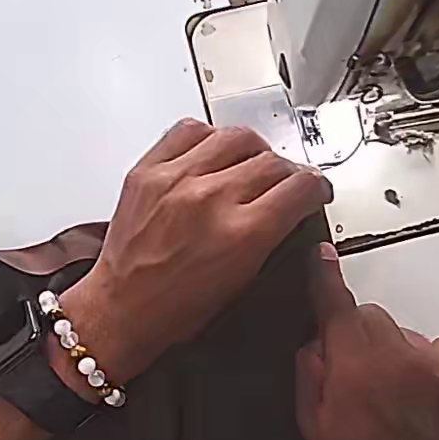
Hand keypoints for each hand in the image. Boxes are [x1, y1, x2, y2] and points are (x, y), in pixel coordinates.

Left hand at [57, 119, 330, 388]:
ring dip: (254, 150)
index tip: (315, 189)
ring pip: (236, 136)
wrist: (122, 308)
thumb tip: (288, 208)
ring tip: (251, 164)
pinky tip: (212, 152)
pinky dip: (209, 137)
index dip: (317, 187)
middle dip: (288, 173)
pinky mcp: (148, 170)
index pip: (300, 187)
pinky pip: (189, 130)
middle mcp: (211, 199)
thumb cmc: (174, 309)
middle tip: (285, 182)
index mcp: (242, 233)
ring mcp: (177, 179)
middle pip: (273, 160)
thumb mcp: (242, 281)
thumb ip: (270, 237)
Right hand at [295, 243, 438, 439]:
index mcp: (357, 368)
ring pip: (407, 336)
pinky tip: (428, 405)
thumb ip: (310, 374)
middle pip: (373, 317)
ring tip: (400, 401)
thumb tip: (317, 338)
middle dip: (361, 337)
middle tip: (362, 379)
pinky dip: (431, 369)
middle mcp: (404, 356)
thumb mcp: (314, 431)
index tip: (322, 253)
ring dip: (397, 355)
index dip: (325, 278)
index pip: (338, 306)